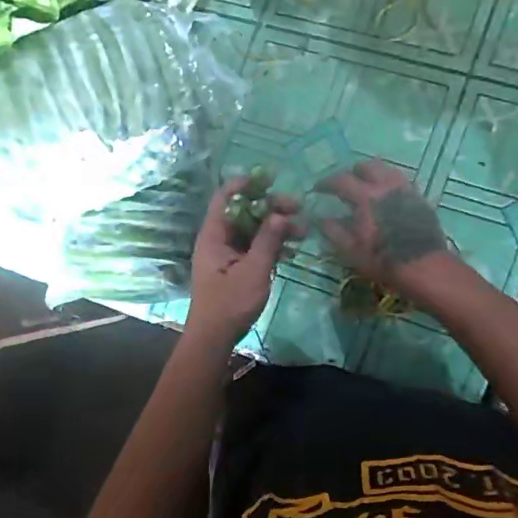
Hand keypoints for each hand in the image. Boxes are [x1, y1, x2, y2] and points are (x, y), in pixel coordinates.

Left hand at [185, 175, 303, 347]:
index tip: (270, 179)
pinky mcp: (235, 270)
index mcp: (214, 235)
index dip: (246, 184)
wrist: (214, 338)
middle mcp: (218, 240)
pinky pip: (254, 248)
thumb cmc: (230, 303)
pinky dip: (271, 245)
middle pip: (244, 213)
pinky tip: (291, 250)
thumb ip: (268, 240)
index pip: (226, 198)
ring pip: (252, 231)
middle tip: (298, 208)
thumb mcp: (254, 270)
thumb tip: (280, 214)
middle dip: (270, 208)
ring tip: (302, 230)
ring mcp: (226, 256)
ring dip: (275, 228)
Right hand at [318, 160, 452, 292]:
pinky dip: (389, 183)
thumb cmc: (383, 260)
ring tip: (367, 187)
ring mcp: (405, 189)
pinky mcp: (419, 198)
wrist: (424, 266)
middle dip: (351, 173)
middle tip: (345, 187)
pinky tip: (387, 197)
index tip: (318, 189)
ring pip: (387, 169)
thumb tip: (321, 217)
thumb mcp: (351, 251)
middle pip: (366, 166)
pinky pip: (402, 181)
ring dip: (373, 174)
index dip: (326, 183)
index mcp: (366, 196)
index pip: (341, 180)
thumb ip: (333, 231)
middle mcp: (386, 186)